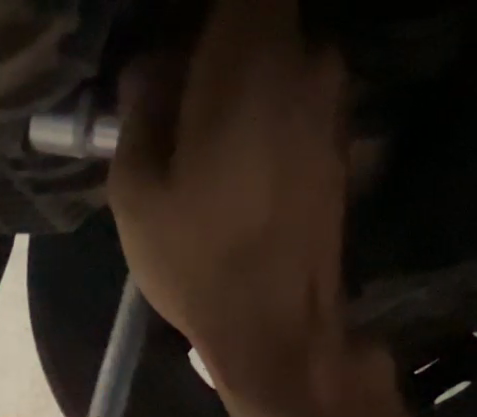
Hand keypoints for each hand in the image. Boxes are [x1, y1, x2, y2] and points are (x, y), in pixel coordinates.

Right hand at [108, 0, 376, 416]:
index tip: (171, 46)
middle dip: (214, 44)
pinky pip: (296, 96)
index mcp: (248, 64)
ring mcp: (333, 102)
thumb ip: (139, 110)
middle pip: (261, 16)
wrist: (276, 324)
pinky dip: (265, 108)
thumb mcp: (135, 190)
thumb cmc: (194, 258)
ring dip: (240, 79)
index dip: (201, 12)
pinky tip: (232, 160)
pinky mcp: (342, 139)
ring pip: (281, 57)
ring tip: (196, 134)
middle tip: (168, 96)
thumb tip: (149, 64)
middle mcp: (306, 62)